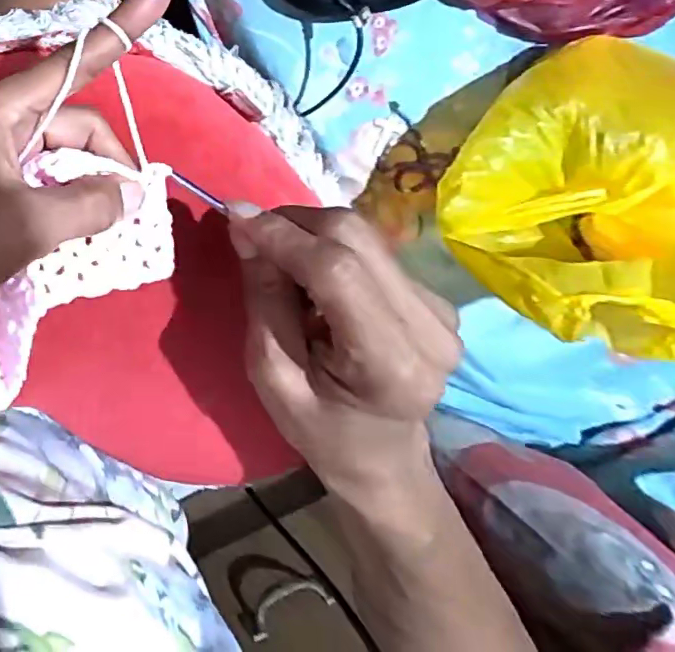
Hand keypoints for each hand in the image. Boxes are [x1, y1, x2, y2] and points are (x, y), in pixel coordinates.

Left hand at [0, 0, 173, 313]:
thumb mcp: (32, 225)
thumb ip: (91, 202)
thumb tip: (133, 191)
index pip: (72, 60)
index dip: (119, 27)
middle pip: (74, 117)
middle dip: (106, 155)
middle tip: (127, 202)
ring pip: (64, 144)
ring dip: (89, 175)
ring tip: (105, 216)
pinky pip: (47, 164)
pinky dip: (70, 185)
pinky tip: (82, 214)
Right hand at [230, 205, 461, 505]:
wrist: (381, 456)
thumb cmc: (318, 427)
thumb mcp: (270, 372)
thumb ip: (263, 296)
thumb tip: (246, 226)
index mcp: (391, 363)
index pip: (336, 270)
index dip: (282, 235)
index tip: (234, 216)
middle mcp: (430, 328)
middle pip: (353, 237)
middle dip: (292, 223)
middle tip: (252, 237)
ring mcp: (440, 309)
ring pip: (362, 233)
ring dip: (308, 231)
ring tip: (279, 259)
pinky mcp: (435, 296)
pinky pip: (370, 246)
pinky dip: (328, 245)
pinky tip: (311, 275)